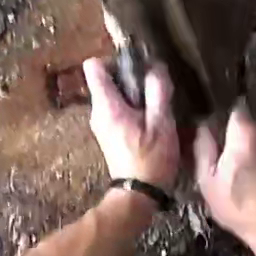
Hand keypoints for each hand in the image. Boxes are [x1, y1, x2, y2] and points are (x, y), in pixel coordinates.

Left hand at [83, 58, 179, 188]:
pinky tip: (149, 120)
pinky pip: (116, 109)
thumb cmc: (151, 159)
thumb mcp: (162, 123)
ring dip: (132, 94)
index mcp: (107, 105)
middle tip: (153, 88)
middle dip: (128, 77)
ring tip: (154, 105)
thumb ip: (158, 92)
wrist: (138, 194)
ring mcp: (100, 124)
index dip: (114, 60)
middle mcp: (97, 112)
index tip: (137, 68)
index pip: (94, 66)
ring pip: (112, 95)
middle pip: (105, 79)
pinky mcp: (108, 134)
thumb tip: (155, 67)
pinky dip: (130, 108)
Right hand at [192, 103, 255, 251]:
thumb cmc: (237, 205)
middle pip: (242, 121)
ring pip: (250, 136)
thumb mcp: (208, 180)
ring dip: (239, 143)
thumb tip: (202, 126)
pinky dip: (249, 154)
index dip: (219, 110)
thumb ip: (203, 148)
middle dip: (228, 128)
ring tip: (224, 158)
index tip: (207, 117)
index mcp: (244, 133)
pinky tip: (240, 170)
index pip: (233, 106)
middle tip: (211, 142)